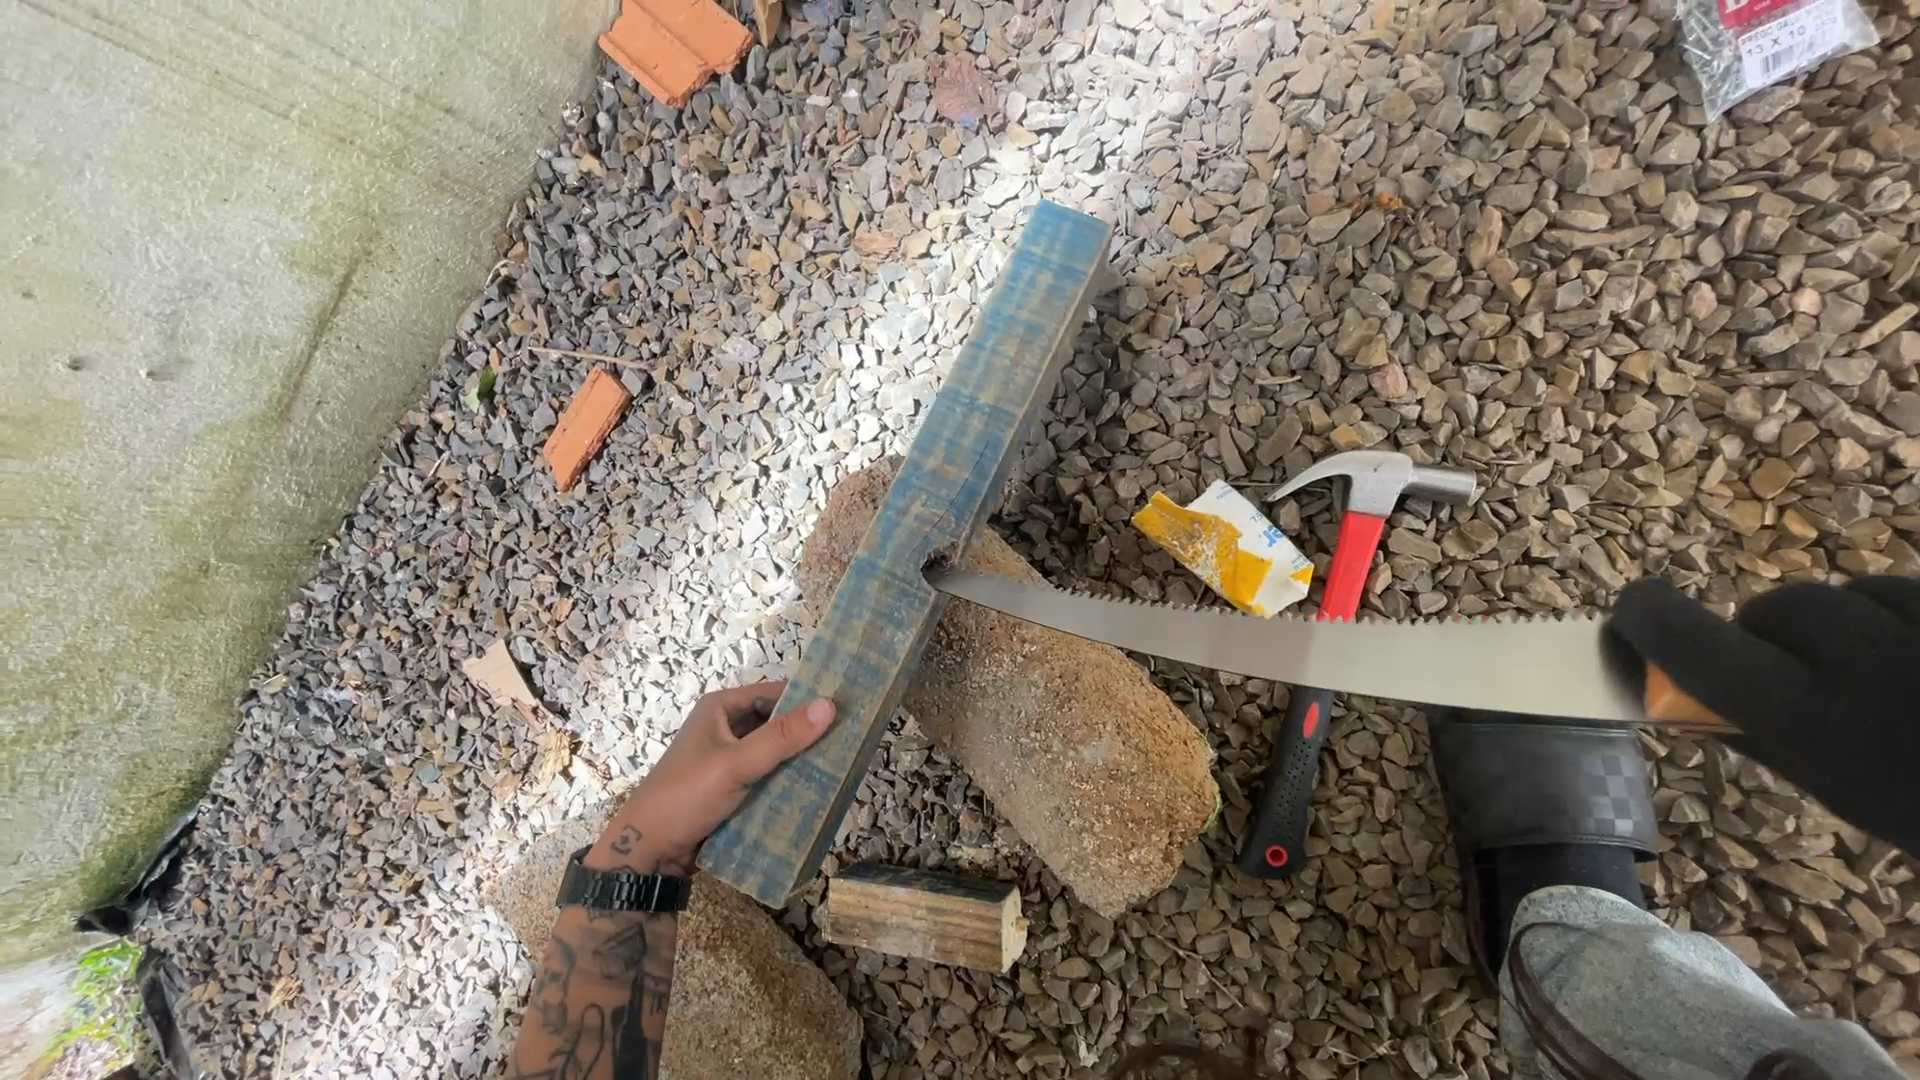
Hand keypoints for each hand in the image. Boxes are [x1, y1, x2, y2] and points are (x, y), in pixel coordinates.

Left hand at [586, 681, 834, 873]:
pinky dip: (788, 781)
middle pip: (776, 723)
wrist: (648, 855)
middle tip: (851, 736)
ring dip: (800, 759)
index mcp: (719, 709)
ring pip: (774, 752)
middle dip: (807, 731)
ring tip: (843, 762)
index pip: (773, 692)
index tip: (846, 704)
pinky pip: (768, 777)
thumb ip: (783, 736)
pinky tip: (817, 788)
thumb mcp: (736, 763)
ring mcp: (728, 761)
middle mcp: (724, 729)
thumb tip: (830, 705)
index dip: (806, 697)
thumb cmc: (686, 796)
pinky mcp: (732, 789)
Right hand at [1606, 576, 1919, 853]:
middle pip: (1787, 605)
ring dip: (1859, 617)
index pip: (1692, 641)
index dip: (1647, 615)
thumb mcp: (1848, 795)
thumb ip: (1762, 734)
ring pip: (1866, 591)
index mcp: (1818, 719)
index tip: (1631, 610)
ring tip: (1895, 663)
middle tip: (1802, 665)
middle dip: (1778, 628)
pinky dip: (1918, 615)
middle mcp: (1878, 666)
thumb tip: (1683, 687)